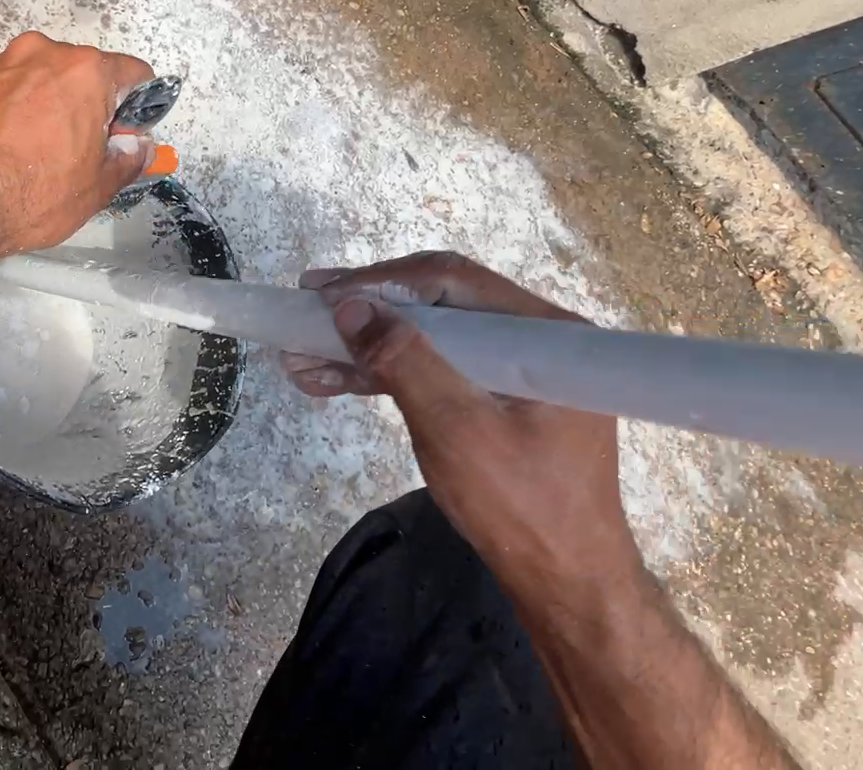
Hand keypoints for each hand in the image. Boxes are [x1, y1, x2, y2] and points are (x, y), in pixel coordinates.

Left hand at [0, 31, 156, 256]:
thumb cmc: (31, 194)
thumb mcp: (96, 188)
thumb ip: (128, 160)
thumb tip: (139, 147)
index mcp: (86, 71)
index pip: (134, 74)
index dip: (136, 109)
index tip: (121, 139)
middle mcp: (44, 52)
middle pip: (85, 73)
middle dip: (89, 105)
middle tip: (77, 150)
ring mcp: (1, 61)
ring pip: (43, 77)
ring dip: (49, 103)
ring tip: (35, 149)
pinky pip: (8, 85)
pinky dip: (15, 106)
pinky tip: (5, 143)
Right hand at [282, 252, 643, 595]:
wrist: (563, 581)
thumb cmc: (520, 505)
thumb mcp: (455, 428)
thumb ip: (404, 361)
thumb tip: (349, 306)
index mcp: (543, 333)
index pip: (450, 281)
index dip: (379, 282)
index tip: (322, 296)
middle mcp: (530, 339)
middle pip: (431, 303)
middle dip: (362, 309)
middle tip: (303, 305)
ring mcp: (508, 369)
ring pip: (422, 336)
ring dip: (360, 344)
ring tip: (299, 352)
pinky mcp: (489, 396)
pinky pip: (426, 368)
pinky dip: (378, 372)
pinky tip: (328, 379)